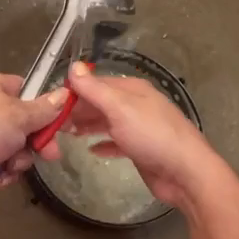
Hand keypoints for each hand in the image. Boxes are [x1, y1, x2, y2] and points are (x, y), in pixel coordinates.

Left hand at [0, 74, 69, 199]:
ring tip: (11, 165)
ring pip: (15, 148)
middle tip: (49, 154)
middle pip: (25, 124)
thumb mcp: (19, 115)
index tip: (61, 122)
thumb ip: (45, 109)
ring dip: (19, 159)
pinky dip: (3, 171)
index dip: (45, 105)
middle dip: (37, 141)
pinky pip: (0, 164)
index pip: (27, 90)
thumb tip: (65, 93)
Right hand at [64, 61, 217, 206]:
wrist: (185, 172)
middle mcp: (136, 105)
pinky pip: (117, 143)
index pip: (97, 83)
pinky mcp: (141, 150)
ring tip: (66, 134)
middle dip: (79, 110)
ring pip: (108, 122)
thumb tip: (73, 66)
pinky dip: (103, 144)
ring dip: (88, 126)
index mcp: (132, 90)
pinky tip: (91, 150)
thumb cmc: (152, 136)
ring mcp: (140, 128)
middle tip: (55, 122)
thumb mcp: (120, 108)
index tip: (52, 103)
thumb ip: (95, 89)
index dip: (75, 91)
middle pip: (101, 102)